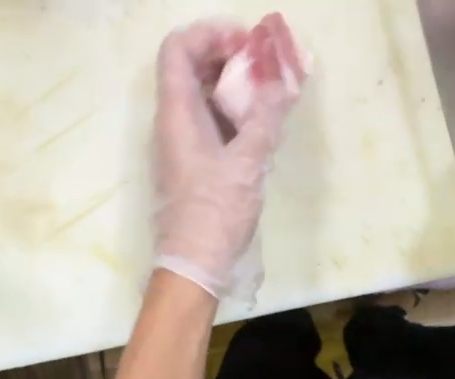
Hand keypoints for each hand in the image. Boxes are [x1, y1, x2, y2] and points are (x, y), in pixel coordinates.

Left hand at [152, 17, 307, 297]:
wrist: (193, 267)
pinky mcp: (189, 169)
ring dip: (231, 89)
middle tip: (263, 67)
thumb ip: (266, 117)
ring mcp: (178, 148)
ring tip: (266, 96)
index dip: (209, 35)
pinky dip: (230, 116)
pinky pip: (206, 125)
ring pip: (199, 99)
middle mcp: (171, 125)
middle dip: (227, 58)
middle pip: (190, 69)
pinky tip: (258, 129)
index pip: (178, 49)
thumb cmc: (214, 215)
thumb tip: (283, 82)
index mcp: (176, 114)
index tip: (245, 45)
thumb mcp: (248, 163)